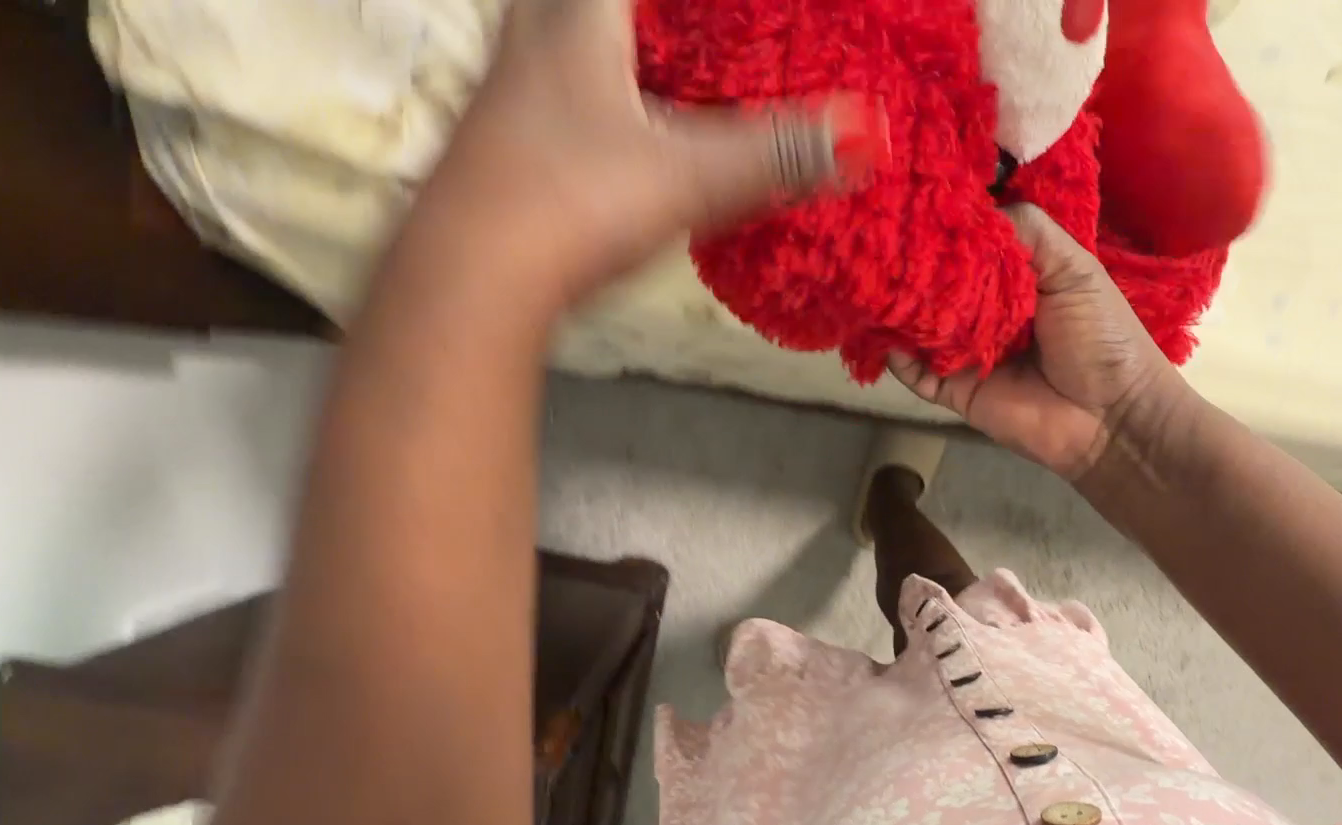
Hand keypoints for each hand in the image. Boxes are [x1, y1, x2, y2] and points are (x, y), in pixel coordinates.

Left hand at [420, 0, 880, 301]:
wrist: (470, 280)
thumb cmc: (575, 203)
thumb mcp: (690, 177)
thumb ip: (779, 153)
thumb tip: (871, 137)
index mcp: (578, 17)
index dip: (676, 4)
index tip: (722, 13)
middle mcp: (530, 40)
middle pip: (578, 0)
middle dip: (630, 15)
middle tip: (676, 30)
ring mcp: (505, 98)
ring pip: (551, 41)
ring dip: (595, 43)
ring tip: (648, 63)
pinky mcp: (496, 153)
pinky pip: (548, 100)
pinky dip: (584, 101)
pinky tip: (606, 135)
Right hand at [888, 205, 1188, 481]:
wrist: (1109, 416)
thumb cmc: (1101, 337)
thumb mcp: (1075, 269)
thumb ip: (1030, 233)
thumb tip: (974, 211)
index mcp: (1017, 279)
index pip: (973, 247)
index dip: (948, 229)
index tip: (915, 205)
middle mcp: (986, 311)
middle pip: (939, 286)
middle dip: (915, 269)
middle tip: (880, 243)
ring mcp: (966, 353)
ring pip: (922, 327)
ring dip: (900, 310)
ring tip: (872, 284)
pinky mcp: (954, 391)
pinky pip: (916, 373)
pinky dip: (898, 358)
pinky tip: (883, 335)